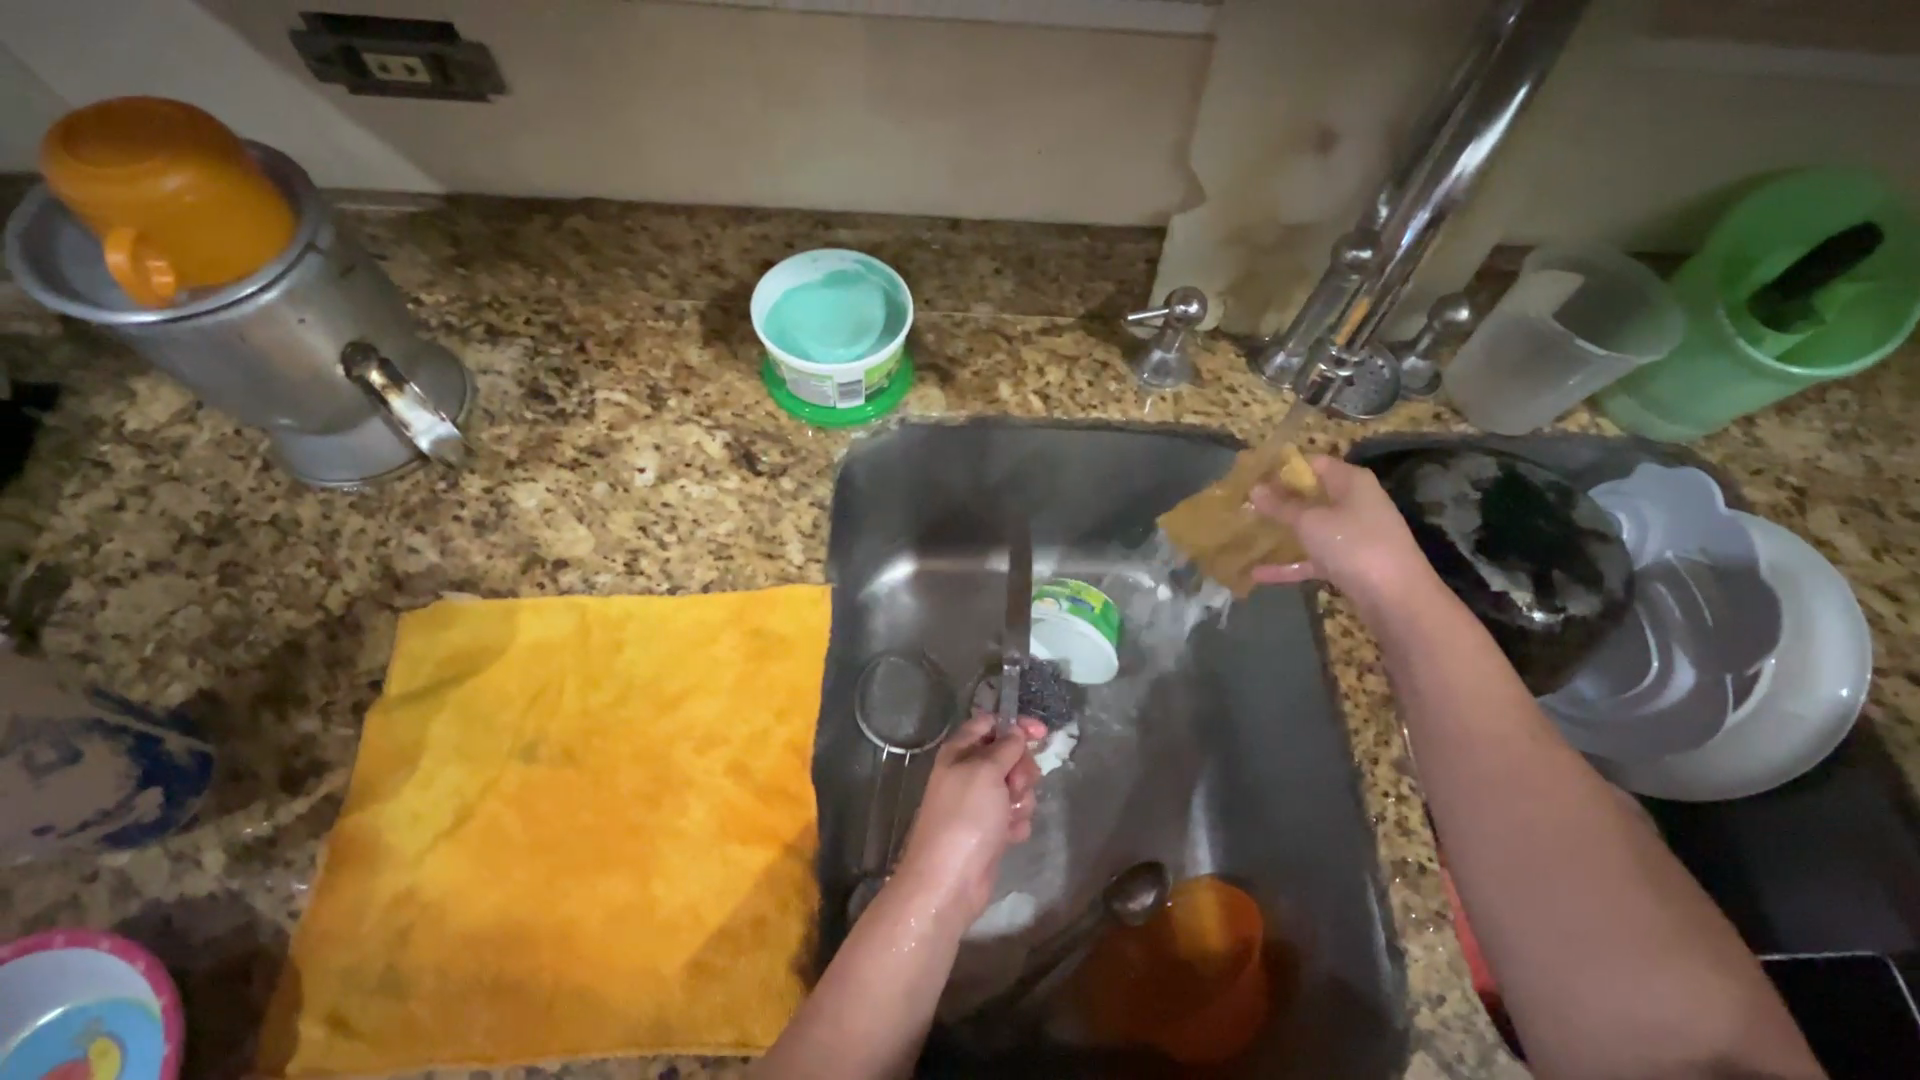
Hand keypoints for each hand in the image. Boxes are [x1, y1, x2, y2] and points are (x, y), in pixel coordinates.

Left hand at [892, 711, 1045, 924]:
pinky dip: (1016, 823)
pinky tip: (1010, 836)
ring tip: (1009, 817)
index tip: (1042, 734)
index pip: (990, 723)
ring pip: (1016, 787)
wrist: (950, 880)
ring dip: (1021, 800)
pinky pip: (1015, 815)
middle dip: (1021, 769)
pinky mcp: (990, 829)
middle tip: (1016, 785)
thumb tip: (1015, 732)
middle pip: (1008, 755)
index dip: (1016, 725)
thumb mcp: (985, 771)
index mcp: (959, 752)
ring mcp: (979, 803)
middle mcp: (968, 773)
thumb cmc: (965, 817)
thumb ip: (1005, 747)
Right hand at [1248, 454, 1434, 606]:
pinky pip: (1313, 559)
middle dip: (1277, 501)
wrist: (1396, 597)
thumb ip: (1281, 506)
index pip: (1313, 464)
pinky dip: (1289, 565)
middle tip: (1243, 504)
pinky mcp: (1348, 563)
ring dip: (1281, 533)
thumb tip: (1255, 488)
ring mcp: (1352, 535)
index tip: (1251, 476)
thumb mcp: (1310, 522)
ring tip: (1245, 535)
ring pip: (1310, 528)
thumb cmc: (1353, 544)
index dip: (1282, 468)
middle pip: (1311, 496)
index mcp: (1350, 482)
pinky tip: (1257, 574)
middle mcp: (1354, 503)